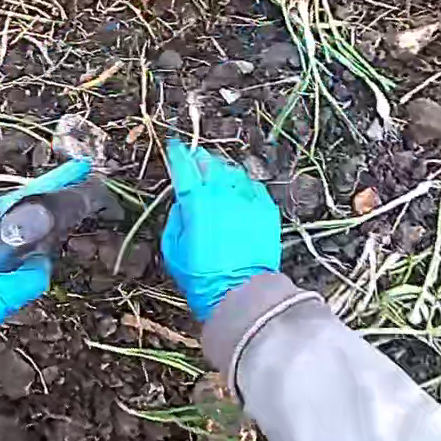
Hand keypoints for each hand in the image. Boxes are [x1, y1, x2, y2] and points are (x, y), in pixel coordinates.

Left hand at [0, 158, 91, 391]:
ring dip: (11, 271)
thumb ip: (30, 276)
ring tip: (1, 300)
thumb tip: (42, 265)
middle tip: (38, 268)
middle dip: (30, 245)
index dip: (55, 183)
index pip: (21, 198)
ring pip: (0, 251)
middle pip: (12, 225)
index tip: (82, 168)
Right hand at [161, 140, 280, 320]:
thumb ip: (176, 220)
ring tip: (217, 175)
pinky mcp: (266, 209)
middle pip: (210, 164)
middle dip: (201, 158)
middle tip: (195, 159)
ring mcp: (246, 200)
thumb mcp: (173, 250)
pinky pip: (253, 186)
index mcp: (196, 202)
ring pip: (233, 172)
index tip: (175, 148)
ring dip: (222, 170)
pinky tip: (237, 191)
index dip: (178, 155)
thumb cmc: (203, 278)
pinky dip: (243, 185)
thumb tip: (182, 204)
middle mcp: (222, 194)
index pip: (185, 167)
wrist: (242, 293)